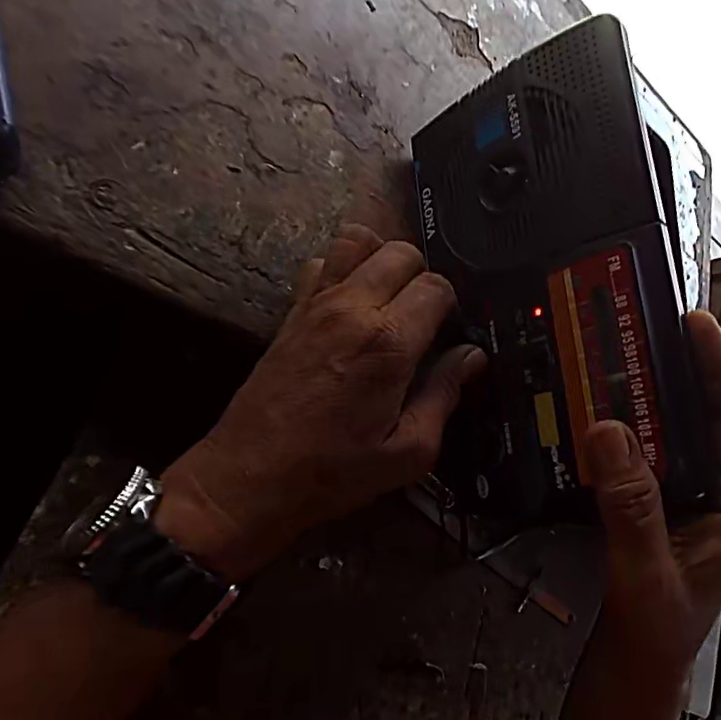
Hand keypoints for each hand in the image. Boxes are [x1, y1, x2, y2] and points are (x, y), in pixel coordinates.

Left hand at [156, 225, 484, 579]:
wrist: (249, 479)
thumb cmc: (334, 473)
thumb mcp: (410, 451)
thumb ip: (444, 395)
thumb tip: (471, 357)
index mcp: (388, 343)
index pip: (435, 286)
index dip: (451, 305)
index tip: (449, 333)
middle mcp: (352, 309)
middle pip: (400, 251)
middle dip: (422, 276)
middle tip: (423, 317)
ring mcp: (315, 304)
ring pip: (357, 240)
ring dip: (381, 259)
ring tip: (390, 299)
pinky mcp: (290, 312)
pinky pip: (320, 261)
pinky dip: (342, 268)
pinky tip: (351, 304)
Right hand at [583, 310, 720, 675]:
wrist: (650, 644)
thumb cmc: (659, 623)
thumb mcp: (641, 569)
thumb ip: (628, 504)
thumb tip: (612, 436)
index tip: (697, 330)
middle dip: (704, 366)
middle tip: (664, 334)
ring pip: (719, 414)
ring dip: (685, 384)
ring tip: (651, 356)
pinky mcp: (707, 486)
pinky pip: (695, 431)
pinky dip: (668, 408)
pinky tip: (641, 399)